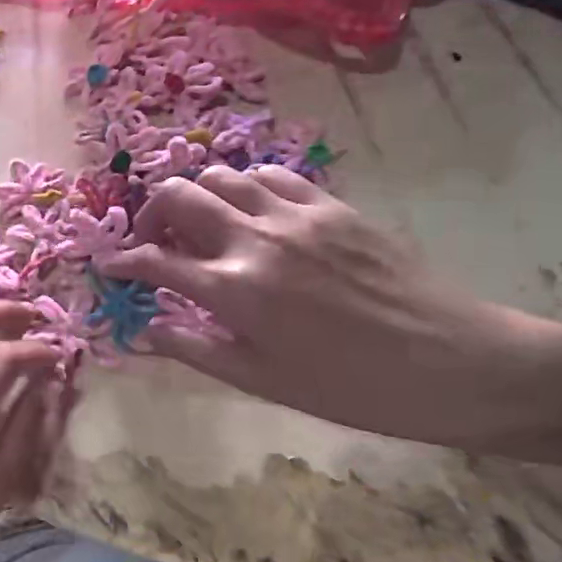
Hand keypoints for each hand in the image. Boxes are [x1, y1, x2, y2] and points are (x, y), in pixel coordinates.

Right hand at [98, 166, 561, 452]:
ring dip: (197, 198)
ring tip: (202, 228)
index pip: (155, 261)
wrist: (452, 362)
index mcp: (234, 290)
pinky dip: (245, 187)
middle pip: (178, 196)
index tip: (109, 268)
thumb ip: (194, 348)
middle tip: (155, 244)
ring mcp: (295, 214)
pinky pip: (270, 174)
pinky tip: (252, 214)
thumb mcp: (261, 380)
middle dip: (150, 217)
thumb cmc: (350, 387)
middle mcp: (255, 239)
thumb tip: (145, 332)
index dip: (122, 262)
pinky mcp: (331, 204)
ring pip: (221, 176)